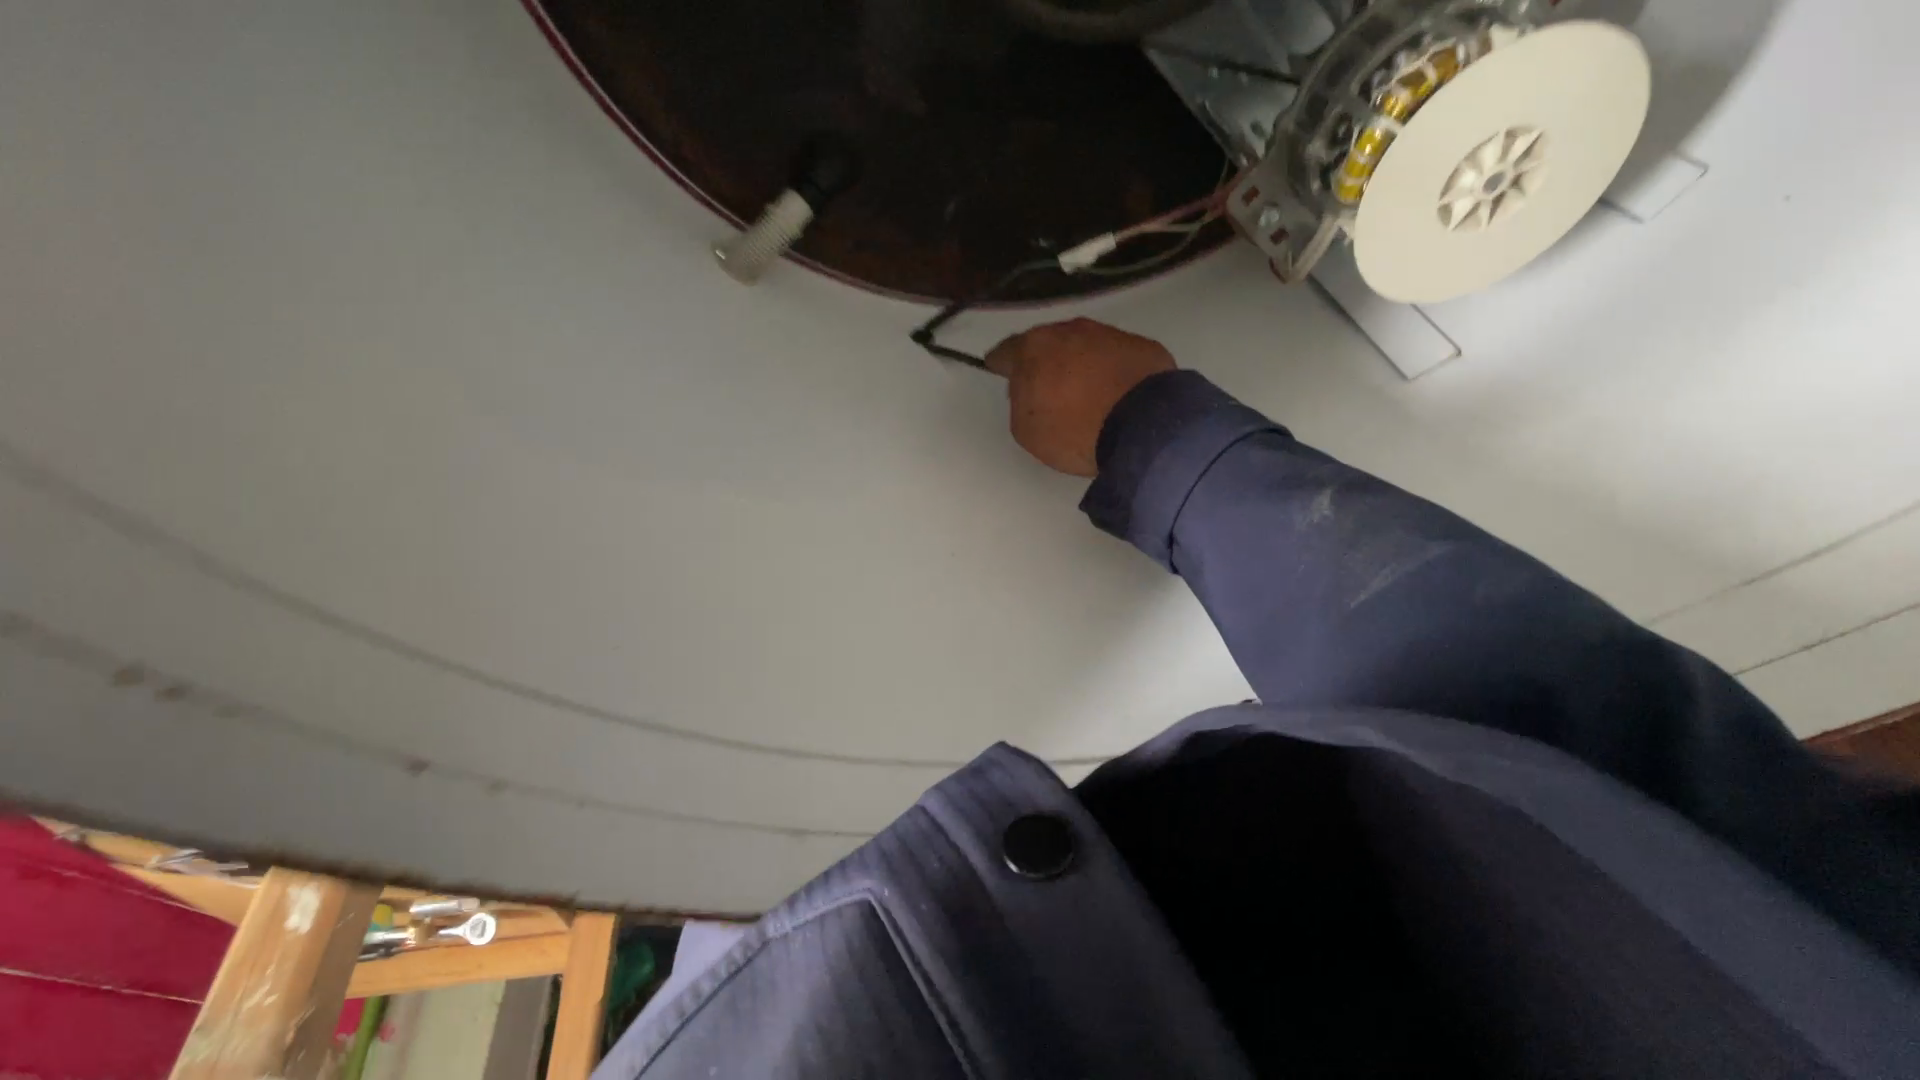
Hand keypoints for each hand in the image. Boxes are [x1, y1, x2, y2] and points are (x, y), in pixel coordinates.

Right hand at [984, 318, 1176, 476]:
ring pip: (1084, 346)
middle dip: (1044, 361)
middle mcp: (1069, 331)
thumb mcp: (1027, 430)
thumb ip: (1021, 402)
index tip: (1001, 372)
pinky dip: (1112, 371)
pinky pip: (1117, 357)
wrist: (1143, 427)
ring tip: (1086, 392)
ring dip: (1080, 363)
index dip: (1002, 364)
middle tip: (1047, 387)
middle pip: (1047, 344)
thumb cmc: (1075, 431)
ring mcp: (1108, 335)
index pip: (1006, 351)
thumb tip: (1032, 389)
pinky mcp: (1142, 346)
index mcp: (1033, 349)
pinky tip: (1117, 394)